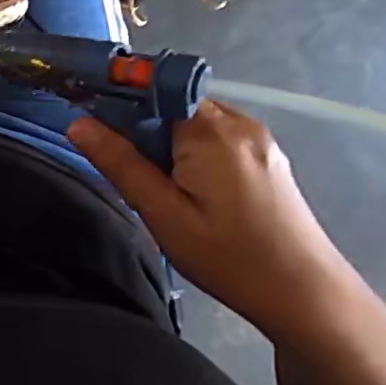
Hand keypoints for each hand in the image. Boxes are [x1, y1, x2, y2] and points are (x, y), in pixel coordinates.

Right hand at [68, 100, 374, 345]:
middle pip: (172, 102)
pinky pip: (214, 134)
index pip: (153, 88)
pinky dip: (190, 149)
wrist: (307, 295)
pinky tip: (190, 189)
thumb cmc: (230, 257)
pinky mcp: (266, 155)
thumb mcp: (163, 214)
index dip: (119, 100)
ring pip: (192, 119)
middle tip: (131, 173)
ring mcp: (257, 138)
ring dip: (166, 140)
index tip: (95, 126)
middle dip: (142, 126)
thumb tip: (78, 123)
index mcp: (211, 131)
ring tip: (161, 187)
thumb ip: (120, 163)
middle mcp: (238, 122)